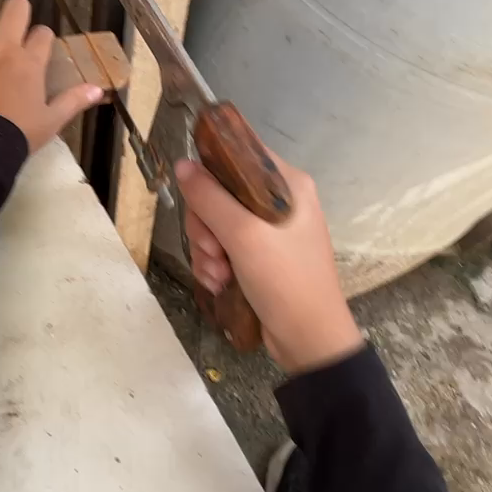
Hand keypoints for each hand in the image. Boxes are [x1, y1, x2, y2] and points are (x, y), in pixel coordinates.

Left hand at [0, 0, 104, 151]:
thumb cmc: (13, 137)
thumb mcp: (49, 123)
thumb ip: (72, 102)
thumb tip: (98, 89)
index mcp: (29, 62)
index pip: (43, 33)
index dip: (42, 38)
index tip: (37, 49)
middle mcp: (1, 47)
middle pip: (16, 8)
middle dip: (18, 12)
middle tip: (12, 26)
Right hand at [175, 152, 363, 374]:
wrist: (309, 339)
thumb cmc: (285, 280)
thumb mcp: (243, 236)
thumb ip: (209, 198)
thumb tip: (182, 164)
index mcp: (286, 183)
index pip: (239, 153)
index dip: (211, 169)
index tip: (199, 197)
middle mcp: (278, 199)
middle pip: (219, 191)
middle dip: (206, 224)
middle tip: (213, 249)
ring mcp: (268, 228)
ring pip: (215, 222)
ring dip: (207, 249)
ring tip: (218, 273)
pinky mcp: (258, 254)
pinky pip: (221, 245)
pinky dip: (214, 263)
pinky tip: (219, 282)